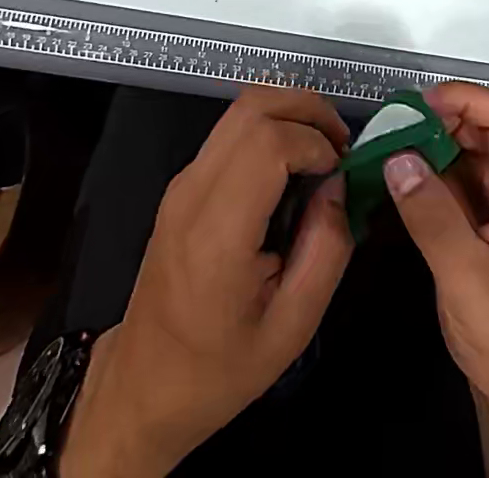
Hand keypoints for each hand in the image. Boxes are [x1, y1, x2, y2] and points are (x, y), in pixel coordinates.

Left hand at [60, 88, 352, 477]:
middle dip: (309, 109)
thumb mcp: (295, 324)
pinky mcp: (184, 183)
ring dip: (291, 114)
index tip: (342, 172)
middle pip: (252, 106)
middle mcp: (193, 191)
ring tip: (325, 151)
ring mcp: (183, 181)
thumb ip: (327, 246)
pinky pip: (232, 132)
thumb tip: (341, 183)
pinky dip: (272, 128)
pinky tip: (295, 165)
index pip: (267, 142)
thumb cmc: (220, 366)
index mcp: (218, 232)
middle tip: (343, 144)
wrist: (145, 381)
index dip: (316, 142)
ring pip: (240, 109)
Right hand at [384, 83, 488, 477]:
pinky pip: (449, 183)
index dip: (465, 100)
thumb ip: (433, 216)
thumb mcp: (469, 279)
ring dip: (427, 144)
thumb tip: (396, 158)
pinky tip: (394, 174)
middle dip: (439, 118)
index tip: (417, 104)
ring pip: (463, 154)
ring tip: (386, 143)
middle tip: (391, 124)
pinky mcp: (477, 226)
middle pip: (483, 131)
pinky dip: (423, 173)